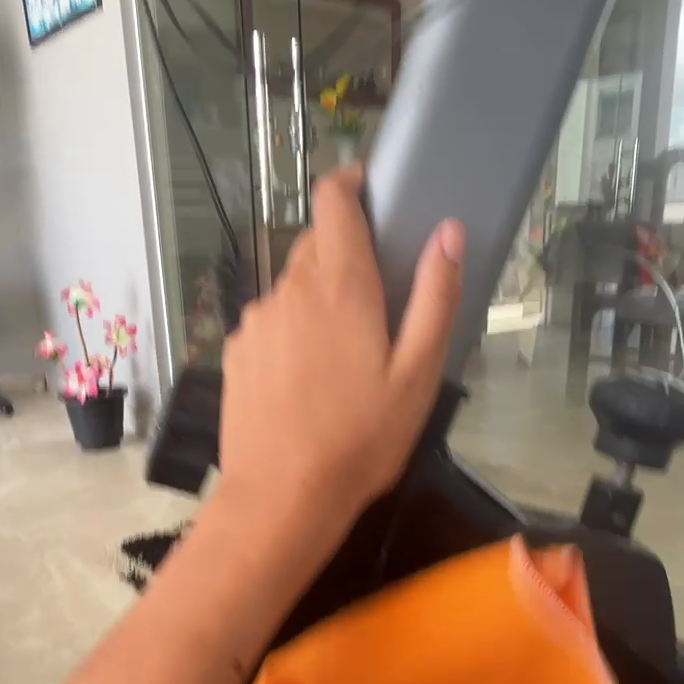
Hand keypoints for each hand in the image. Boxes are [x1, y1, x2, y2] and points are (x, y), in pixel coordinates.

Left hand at [217, 166, 463, 533]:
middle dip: (344, 257)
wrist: (281, 499)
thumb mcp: (417, 376)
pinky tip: (305, 383)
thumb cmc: (360, 440)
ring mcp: (255, 322)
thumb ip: (435, 299)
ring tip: (341, 359)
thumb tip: (448, 232)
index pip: (332, 202)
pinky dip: (291, 334)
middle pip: (314, 247)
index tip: (368, 192)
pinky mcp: (236, 353)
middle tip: (375, 305)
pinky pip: (269, 324)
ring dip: (317, 302)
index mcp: (339, 287)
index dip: (349, 184)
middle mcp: (288, 291)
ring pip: (291, 289)